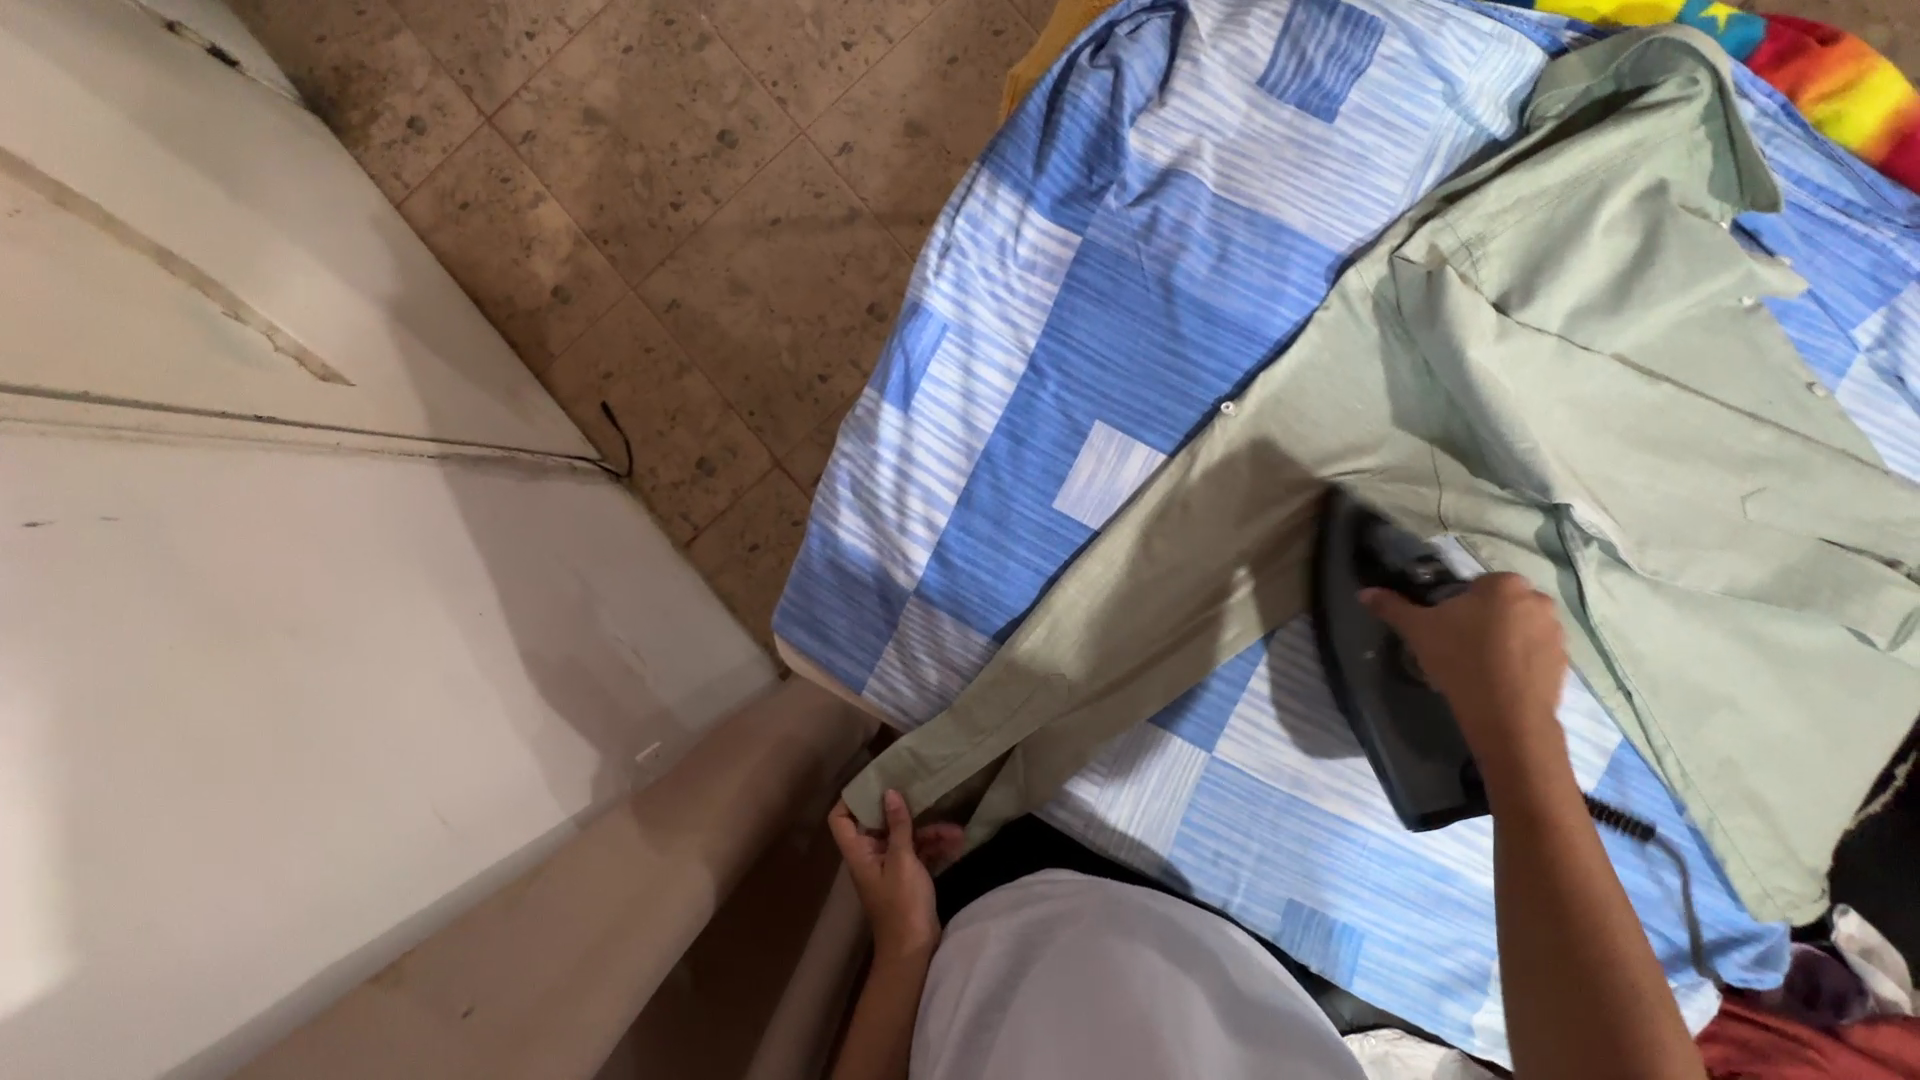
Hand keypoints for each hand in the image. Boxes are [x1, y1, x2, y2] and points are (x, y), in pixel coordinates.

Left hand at [828, 791, 965, 960]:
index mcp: (859, 853)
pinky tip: (957, 842)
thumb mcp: (903, 860)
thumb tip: (890, 792)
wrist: (914, 951)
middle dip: (905, 811)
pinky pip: (918, 853)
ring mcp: (890, 867)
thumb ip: (898, 826)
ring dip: (929, 832)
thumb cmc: (902, 904)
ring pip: (905, 838)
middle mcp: (870, 856)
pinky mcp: (907, 877)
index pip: (841, 819)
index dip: (851, 799)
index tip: (873, 781)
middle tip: (921, 790)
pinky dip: (934, 847)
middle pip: (879, 823)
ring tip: (955, 829)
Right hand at [1360, 572, 1568, 781]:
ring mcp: (1556, 631)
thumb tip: (1364, 592)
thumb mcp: (1417, 630)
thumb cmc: (1459, 659)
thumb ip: (1392, 607)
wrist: (1505, 713)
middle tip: (1460, 645)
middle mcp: (1537, 600)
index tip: (1446, 627)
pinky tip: (1499, 680)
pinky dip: (1520, 661)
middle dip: (1485, 620)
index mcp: (1503, 584)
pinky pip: (1535, 652)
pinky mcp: (1565, 661)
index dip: (1459, 605)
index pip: (1477, 586)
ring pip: (1521, 628)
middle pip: (1502, 605)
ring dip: (1505, 640)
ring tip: (1480, 666)